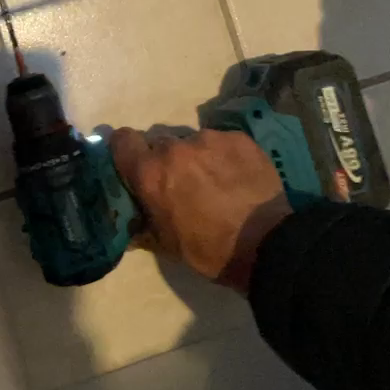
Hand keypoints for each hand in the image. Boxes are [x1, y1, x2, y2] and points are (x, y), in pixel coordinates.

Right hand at [108, 127, 292, 292]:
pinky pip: (221, 141)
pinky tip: (237, 176)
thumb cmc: (209, 251)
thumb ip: (141, 224)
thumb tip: (127, 223)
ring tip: (215, 181)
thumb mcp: (165, 244)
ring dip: (196, 157)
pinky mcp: (237, 138)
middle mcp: (174, 148)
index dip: (127, 151)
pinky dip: (223, 155)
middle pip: (159, 143)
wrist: (267, 245)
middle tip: (181, 183)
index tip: (135, 163)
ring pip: (192, 141)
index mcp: (150, 173)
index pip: (122, 140)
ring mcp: (208, 139)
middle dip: (165, 160)